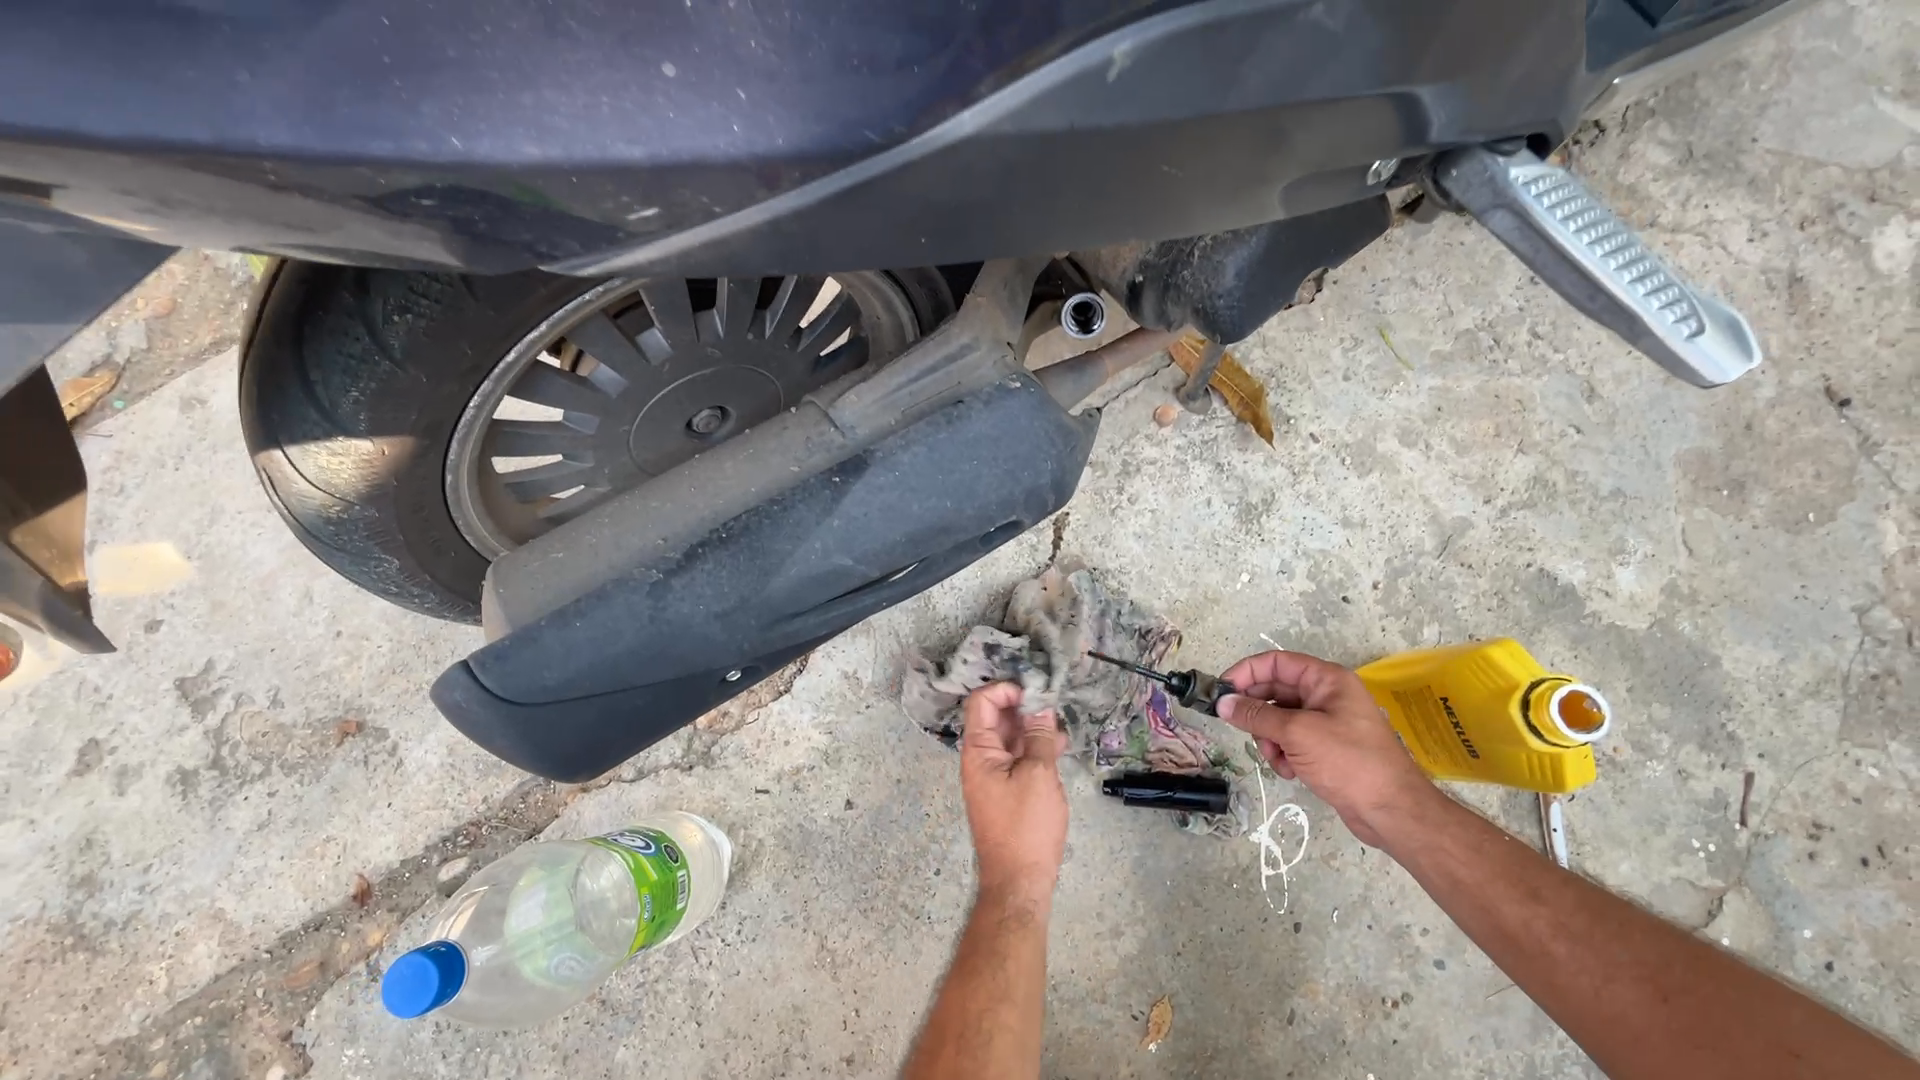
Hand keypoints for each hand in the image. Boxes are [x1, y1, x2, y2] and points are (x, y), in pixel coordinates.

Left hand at [959, 682, 1067, 905]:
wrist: (1019, 882)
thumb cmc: (1026, 827)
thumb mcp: (1039, 775)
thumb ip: (1040, 737)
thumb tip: (1042, 708)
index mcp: (977, 751)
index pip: (981, 702)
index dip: (1005, 689)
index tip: (1035, 690)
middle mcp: (979, 759)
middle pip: (995, 718)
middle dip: (1022, 706)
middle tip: (1053, 702)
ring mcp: (992, 776)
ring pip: (1010, 738)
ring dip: (1032, 727)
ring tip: (1060, 725)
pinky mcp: (1005, 791)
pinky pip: (1017, 758)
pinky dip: (1035, 748)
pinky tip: (1059, 747)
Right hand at [1218, 650, 1435, 846]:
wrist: (1390, 810)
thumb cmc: (1348, 761)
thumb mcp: (1297, 733)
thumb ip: (1256, 715)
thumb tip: (1223, 703)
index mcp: (1326, 680)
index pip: (1276, 663)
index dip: (1246, 673)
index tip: (1221, 692)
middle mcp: (1326, 696)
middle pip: (1275, 692)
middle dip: (1257, 713)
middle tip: (1241, 729)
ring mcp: (1326, 723)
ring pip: (1279, 719)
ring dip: (1269, 738)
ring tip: (1276, 758)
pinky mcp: (1325, 748)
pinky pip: (1291, 740)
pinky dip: (1283, 753)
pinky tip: (1290, 771)